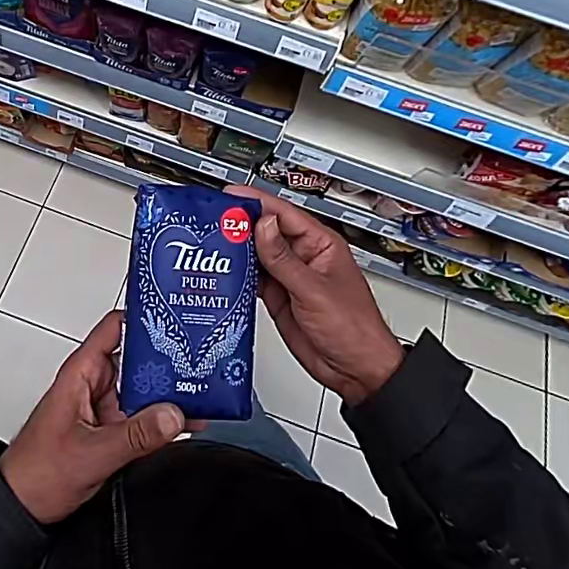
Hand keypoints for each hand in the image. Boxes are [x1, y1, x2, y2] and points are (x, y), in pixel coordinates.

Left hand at [0, 311, 191, 523]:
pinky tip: (186, 420)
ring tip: (200, 387)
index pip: (115, 328)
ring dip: (169, 388)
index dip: (143, 316)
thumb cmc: (35, 473)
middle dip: (166, 356)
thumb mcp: (91, 453)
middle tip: (198, 356)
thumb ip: (135, 435)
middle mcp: (95, 382)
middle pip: (137, 356)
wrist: (21, 509)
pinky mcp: (112, 426)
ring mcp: (105, 404)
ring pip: (144, 385)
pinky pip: (143, 412)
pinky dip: (163, 414)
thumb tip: (172, 415)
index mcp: (82, 372)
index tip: (173, 315)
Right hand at [225, 185, 403, 405]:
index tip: (231, 196)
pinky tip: (223, 272)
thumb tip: (263, 226)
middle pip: (265, 232)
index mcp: (319, 244)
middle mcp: (302, 257)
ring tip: (211, 243)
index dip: (256, 203)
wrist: (356, 371)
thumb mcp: (314, 291)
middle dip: (241, 224)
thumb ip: (284, 259)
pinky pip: (253, 279)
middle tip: (212, 220)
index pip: (283, 214)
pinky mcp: (278, 297)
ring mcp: (288, 277)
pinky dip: (238, 275)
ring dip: (237, 250)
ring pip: (257, 255)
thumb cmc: (354, 329)